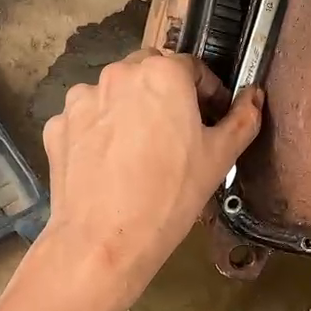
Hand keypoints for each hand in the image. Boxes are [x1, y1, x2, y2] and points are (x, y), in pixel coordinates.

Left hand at [38, 50, 260, 307]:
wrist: (103, 241)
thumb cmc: (169, 197)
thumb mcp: (219, 159)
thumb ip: (242, 119)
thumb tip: (254, 96)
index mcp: (162, 73)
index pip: (193, 69)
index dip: (208, 94)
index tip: (212, 119)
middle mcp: (117, 74)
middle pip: (150, 74)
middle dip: (166, 98)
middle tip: (177, 137)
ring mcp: (81, 99)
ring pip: (114, 95)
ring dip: (129, 112)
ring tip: (140, 154)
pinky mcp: (57, 126)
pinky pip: (86, 121)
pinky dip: (99, 134)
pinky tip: (110, 165)